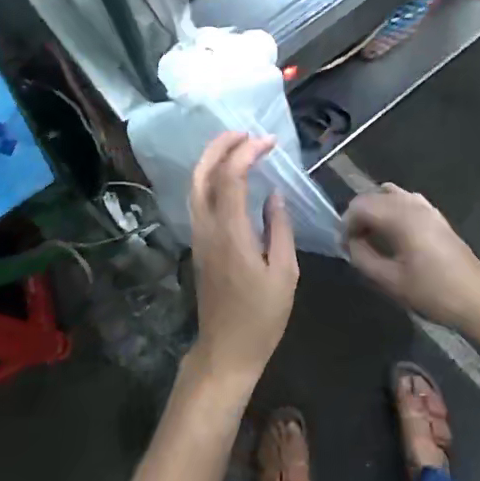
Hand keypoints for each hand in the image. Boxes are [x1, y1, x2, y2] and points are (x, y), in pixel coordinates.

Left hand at [188, 132, 298, 381]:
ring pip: (195, 186)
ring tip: (236, 146)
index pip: (230, 178)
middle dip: (219, 147)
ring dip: (212, 160)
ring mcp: (198, 236)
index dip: (247, 153)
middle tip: (243, 132)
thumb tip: (274, 195)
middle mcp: (206, 228)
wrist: (225, 348)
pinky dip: (210, 179)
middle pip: (202, 174)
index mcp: (230, 233)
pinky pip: (198, 200)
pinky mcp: (198, 244)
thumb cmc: (261, 316)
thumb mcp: (284, 273)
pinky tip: (229, 177)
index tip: (268, 142)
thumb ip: (280, 229)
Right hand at [343, 186, 479, 339]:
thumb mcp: (389, 280)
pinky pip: (406, 201)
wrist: (478, 302)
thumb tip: (350, 243)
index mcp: (401, 218)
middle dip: (358, 216)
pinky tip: (394, 233)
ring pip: (390, 195)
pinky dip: (392, 210)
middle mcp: (414, 205)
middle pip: (373, 196)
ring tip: (372, 236)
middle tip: (355, 244)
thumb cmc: (432, 292)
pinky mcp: (437, 218)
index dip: (346, 224)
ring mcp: (428, 209)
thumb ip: (362, 257)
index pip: (360, 205)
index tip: (346, 247)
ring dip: (375, 211)